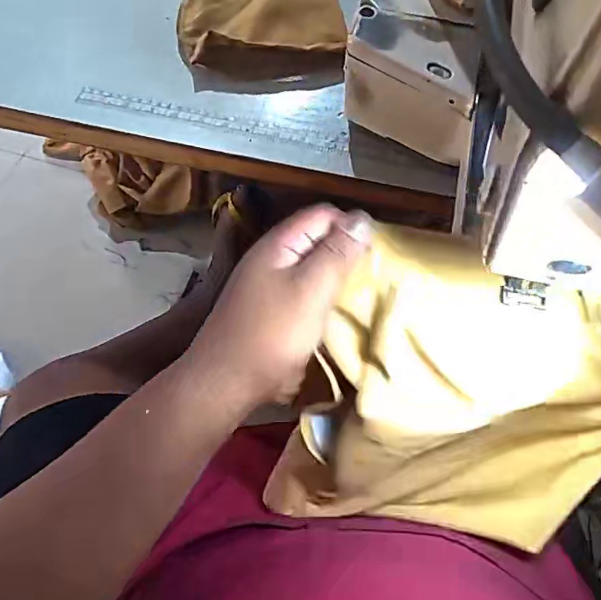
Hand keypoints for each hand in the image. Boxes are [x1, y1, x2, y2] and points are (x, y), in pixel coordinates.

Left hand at [181, 204, 371, 409]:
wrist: (224, 384)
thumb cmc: (271, 335)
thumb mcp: (311, 289)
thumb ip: (337, 253)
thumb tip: (363, 219)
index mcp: (279, 244)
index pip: (324, 214)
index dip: (352, 226)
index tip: (377, 252)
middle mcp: (272, 258)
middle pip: (318, 239)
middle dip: (347, 252)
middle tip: (373, 275)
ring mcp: (268, 285)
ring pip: (312, 267)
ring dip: (336, 277)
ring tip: (361, 295)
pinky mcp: (270, 310)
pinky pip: (304, 292)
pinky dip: (323, 297)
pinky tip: (336, 315)